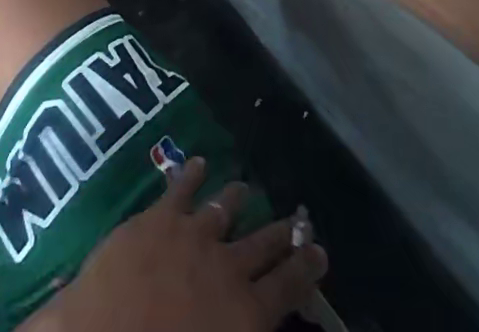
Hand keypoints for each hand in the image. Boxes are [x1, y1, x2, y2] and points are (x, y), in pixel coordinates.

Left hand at [36, 156, 326, 331]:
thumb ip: (239, 330)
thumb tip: (253, 323)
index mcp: (245, 315)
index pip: (289, 285)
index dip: (307, 268)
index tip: (320, 253)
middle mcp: (228, 268)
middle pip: (264, 243)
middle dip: (282, 231)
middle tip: (296, 220)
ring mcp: (194, 236)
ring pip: (226, 209)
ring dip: (237, 198)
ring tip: (244, 189)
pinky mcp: (158, 219)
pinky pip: (181, 189)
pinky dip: (193, 174)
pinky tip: (200, 163)